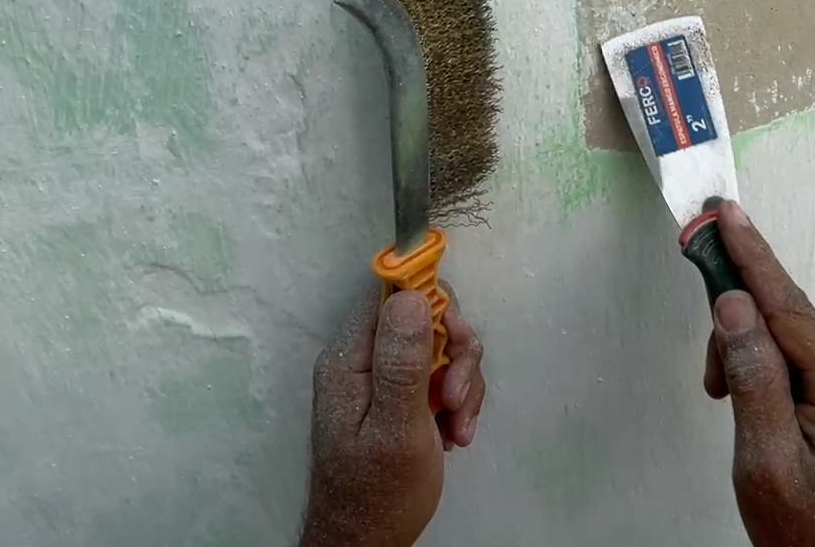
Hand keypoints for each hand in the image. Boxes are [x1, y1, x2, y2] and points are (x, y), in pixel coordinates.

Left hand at [299, 283, 486, 546]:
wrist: (369, 545)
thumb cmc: (379, 492)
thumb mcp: (396, 428)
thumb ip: (403, 362)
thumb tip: (410, 294)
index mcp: (351, 357)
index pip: (389, 292)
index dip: (428, 298)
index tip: (455, 330)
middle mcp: (365, 358)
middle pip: (424, 315)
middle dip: (455, 350)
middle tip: (459, 392)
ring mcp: (385, 375)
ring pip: (441, 344)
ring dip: (463, 380)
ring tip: (460, 424)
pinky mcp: (404, 393)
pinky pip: (443, 371)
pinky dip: (460, 398)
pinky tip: (457, 432)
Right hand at [702, 202, 814, 545]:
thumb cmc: (811, 540)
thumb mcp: (767, 463)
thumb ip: (752, 377)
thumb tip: (733, 302)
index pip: (788, 305)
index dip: (751, 255)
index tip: (725, 212)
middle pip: (785, 323)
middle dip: (738, 334)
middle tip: (712, 382)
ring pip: (788, 345)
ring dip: (749, 361)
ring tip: (732, 410)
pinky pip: (799, 367)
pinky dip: (766, 375)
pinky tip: (752, 409)